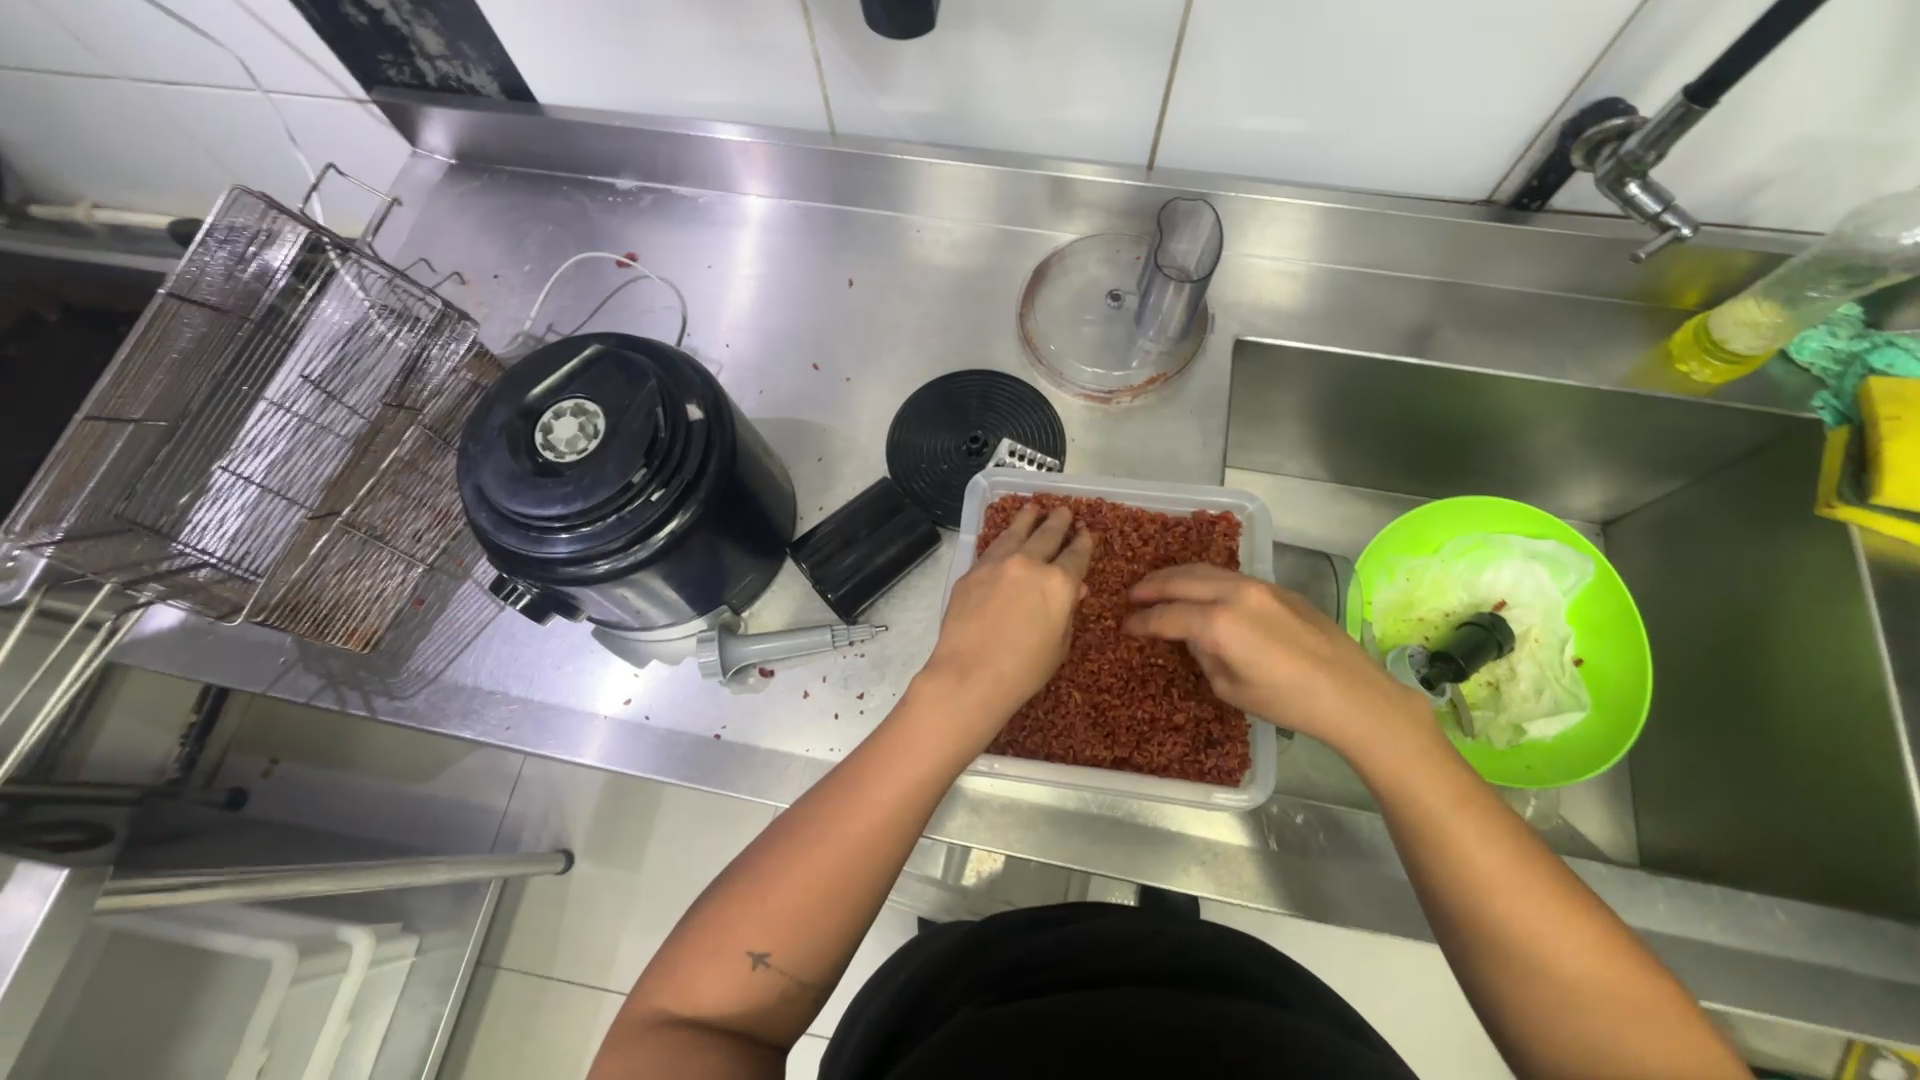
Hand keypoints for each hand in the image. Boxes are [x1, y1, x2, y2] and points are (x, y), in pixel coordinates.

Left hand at [918, 503, 1093, 746]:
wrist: (970, 674)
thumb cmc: (1023, 670)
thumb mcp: (1059, 645)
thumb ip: (1067, 612)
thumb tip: (1073, 590)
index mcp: (1060, 583)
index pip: (1077, 554)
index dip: (1083, 542)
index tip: (1085, 532)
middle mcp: (1030, 564)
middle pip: (1048, 534)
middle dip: (1058, 521)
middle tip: (1063, 511)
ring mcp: (998, 564)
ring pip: (1017, 531)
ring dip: (1028, 518)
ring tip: (1033, 508)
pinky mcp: (973, 571)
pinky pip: (993, 546)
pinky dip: (1004, 536)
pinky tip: (1005, 535)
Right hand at [1122, 564, 1431, 755]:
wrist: (1351, 693)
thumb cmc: (1287, 701)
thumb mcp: (1230, 688)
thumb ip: (1204, 655)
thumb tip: (1195, 638)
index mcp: (1217, 623)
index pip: (1166, 616)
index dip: (1141, 622)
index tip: (1124, 625)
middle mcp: (1234, 594)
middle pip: (1181, 580)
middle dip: (1152, 587)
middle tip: (1131, 595)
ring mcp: (1258, 586)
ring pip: (1206, 570)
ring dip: (1178, 576)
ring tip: (1159, 586)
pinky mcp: (1278, 589)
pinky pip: (1229, 576)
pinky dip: (1205, 579)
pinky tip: (1200, 590)